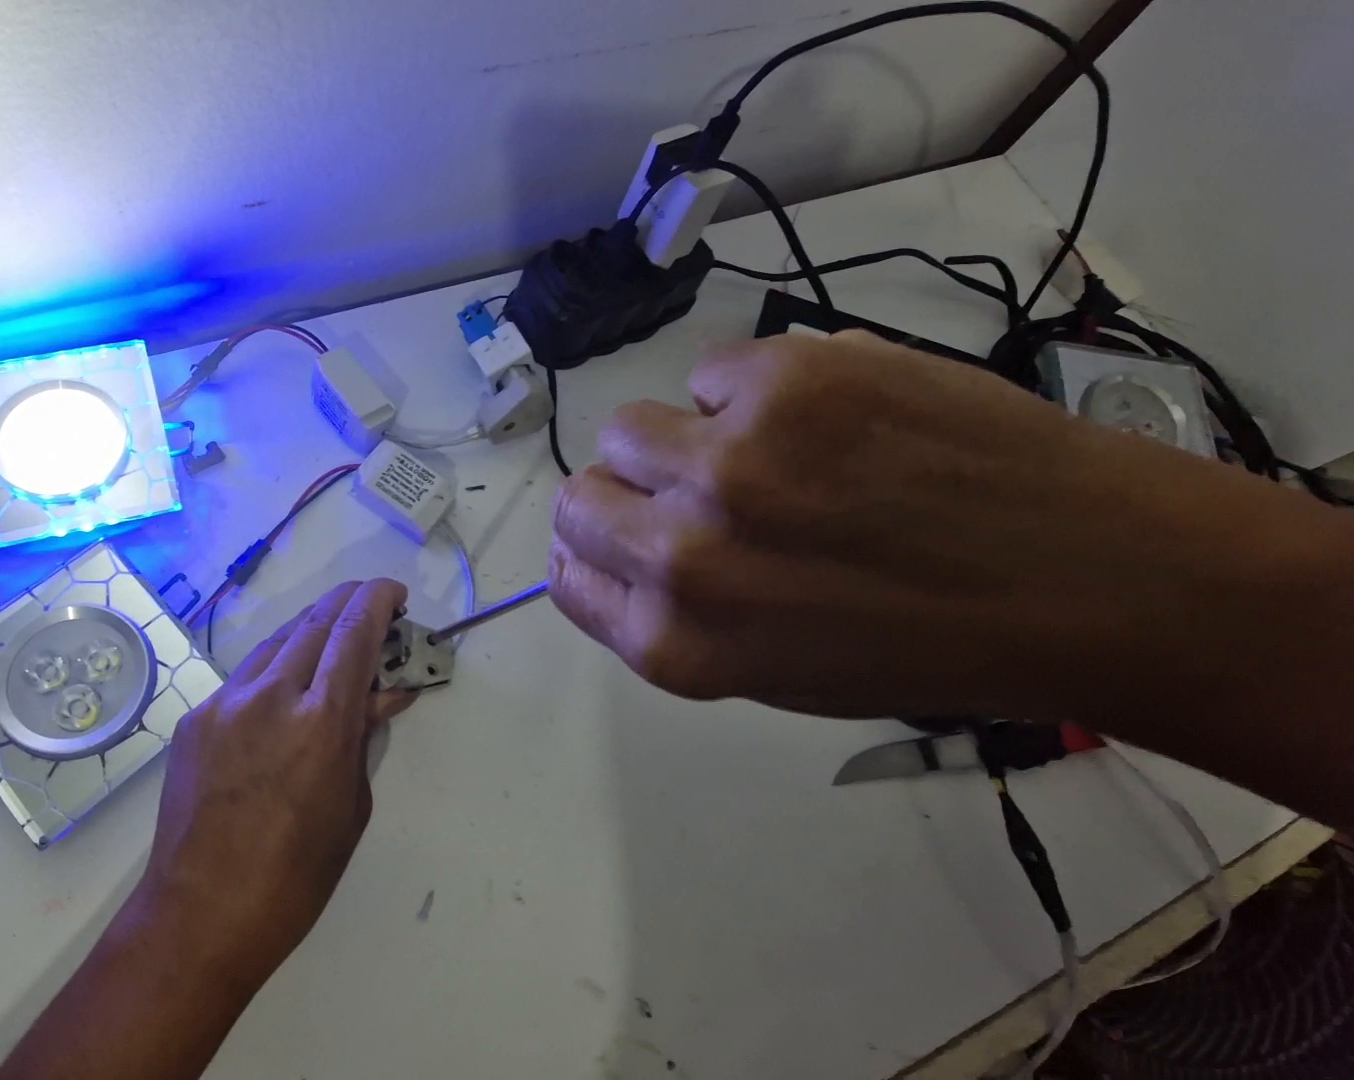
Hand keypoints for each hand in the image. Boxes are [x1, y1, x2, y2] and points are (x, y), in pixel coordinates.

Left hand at [136, 580, 415, 987]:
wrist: (200, 915)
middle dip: (349, 603)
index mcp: (321, 721)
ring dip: (311, 630)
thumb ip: (364, 736)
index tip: (394, 594)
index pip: (355, 632)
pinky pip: (245, 677)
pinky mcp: (196, 720)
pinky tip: (286, 688)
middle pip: (316, 621)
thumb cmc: (296, 876)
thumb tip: (384, 694)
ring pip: (277, 641)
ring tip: (334, 641)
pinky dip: (276, 668)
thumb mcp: (350, 805)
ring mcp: (225, 703)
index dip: (378, 601)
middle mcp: (271, 696)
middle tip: (372, 608)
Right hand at [548, 330, 1353, 729]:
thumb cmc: (924, 648)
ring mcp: (728, 458)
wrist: (1093, 579)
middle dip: (624, 496)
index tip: (628, 541)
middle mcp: (681, 554)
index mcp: (676, 642)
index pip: (567, 574)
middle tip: (694, 493)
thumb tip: (606, 548)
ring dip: (682, 439)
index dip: (592, 554)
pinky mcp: (787, 378)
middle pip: (580, 496)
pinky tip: (823, 416)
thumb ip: (672, 618)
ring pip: (630, 425)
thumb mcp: (771, 675)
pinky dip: (750, 392)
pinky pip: (713, 371)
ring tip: (763, 451)